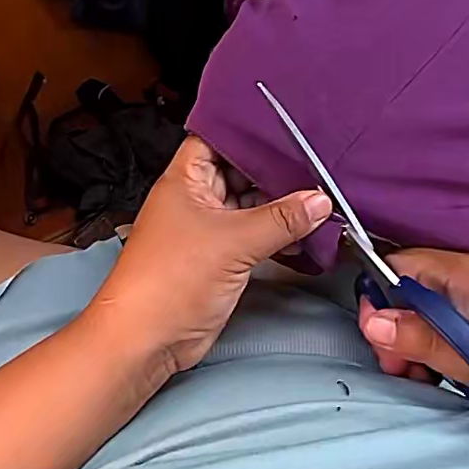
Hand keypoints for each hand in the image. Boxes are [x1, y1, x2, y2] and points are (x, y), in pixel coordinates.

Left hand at [86, 136, 329, 378]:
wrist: (148, 339)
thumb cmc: (167, 282)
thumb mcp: (234, 241)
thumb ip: (282, 219)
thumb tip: (318, 201)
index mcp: (186, 180)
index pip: (219, 139)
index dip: (249, 133)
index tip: (286, 129)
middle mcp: (197, 200)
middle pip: (242, 173)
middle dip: (276, 172)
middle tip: (316, 167)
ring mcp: (210, 229)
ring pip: (252, 206)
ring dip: (282, 207)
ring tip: (319, 199)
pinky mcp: (222, 256)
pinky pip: (256, 235)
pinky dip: (279, 234)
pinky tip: (306, 234)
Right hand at [354, 249, 468, 426]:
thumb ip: (422, 337)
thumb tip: (373, 321)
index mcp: (465, 273)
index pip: (400, 265)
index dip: (380, 296)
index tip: (378, 336)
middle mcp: (468, 282)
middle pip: (407, 292)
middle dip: (394, 328)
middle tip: (399, 365)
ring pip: (423, 316)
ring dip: (411, 345)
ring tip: (419, 376)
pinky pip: (443, 333)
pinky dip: (432, 354)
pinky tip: (438, 376)